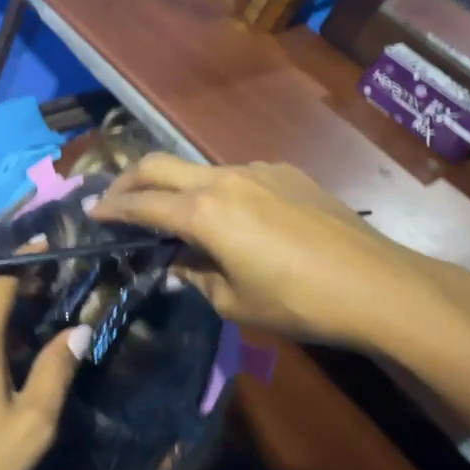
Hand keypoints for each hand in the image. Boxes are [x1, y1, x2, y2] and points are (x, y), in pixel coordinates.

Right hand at [91, 153, 453, 347]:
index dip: (112, 208)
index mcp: (203, 213)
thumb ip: (195, 276)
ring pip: (198, 169)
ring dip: (175, 185)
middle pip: (159, 165)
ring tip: (174, 213)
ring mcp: (257, 170)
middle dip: (129, 179)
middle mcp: (223, 179)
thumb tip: (178, 262)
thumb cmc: (298, 303)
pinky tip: (232, 217)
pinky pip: (236, 175)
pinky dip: (215, 190)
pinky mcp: (286, 172)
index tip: (91, 212)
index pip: (142, 204)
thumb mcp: (233, 302)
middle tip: (114, 198)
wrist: (378, 284)